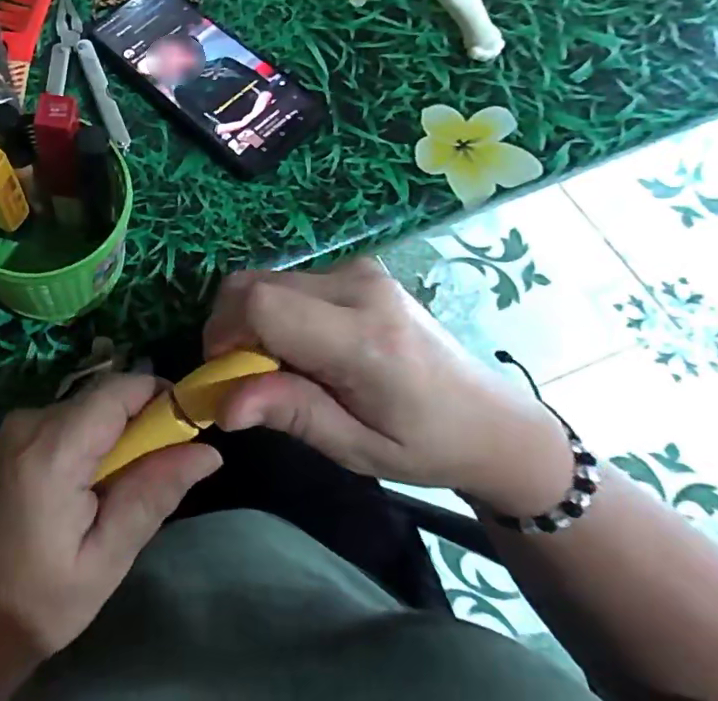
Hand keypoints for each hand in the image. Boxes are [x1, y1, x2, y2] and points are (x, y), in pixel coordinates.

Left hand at [0, 374, 221, 660]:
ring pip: (88, 405)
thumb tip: (207, 451)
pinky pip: (69, 418)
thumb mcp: (109, 556)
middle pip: (101, 397)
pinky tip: (97, 481)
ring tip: (129, 484)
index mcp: (50, 452)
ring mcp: (17, 424)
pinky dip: (93, 437)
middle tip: (167, 467)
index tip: (192, 423)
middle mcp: (28, 422)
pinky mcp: (14, 433)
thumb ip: (153, 494)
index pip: (114, 393)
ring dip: (118, 432)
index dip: (157, 396)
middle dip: (141, 420)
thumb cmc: (47, 597)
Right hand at [203, 258, 570, 516]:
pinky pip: (286, 281)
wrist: (494, 420)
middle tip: (244, 372)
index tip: (226, 373)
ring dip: (250, 319)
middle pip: (253, 285)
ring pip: (264, 280)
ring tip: (278, 362)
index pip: (264, 305)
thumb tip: (223, 404)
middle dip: (230, 327)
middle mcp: (359, 289)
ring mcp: (359, 271)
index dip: (225, 333)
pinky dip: (272, 310)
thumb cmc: (427, 446)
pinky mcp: (356, 268)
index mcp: (365, 339)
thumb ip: (291, 414)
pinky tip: (300, 345)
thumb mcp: (357, 449)